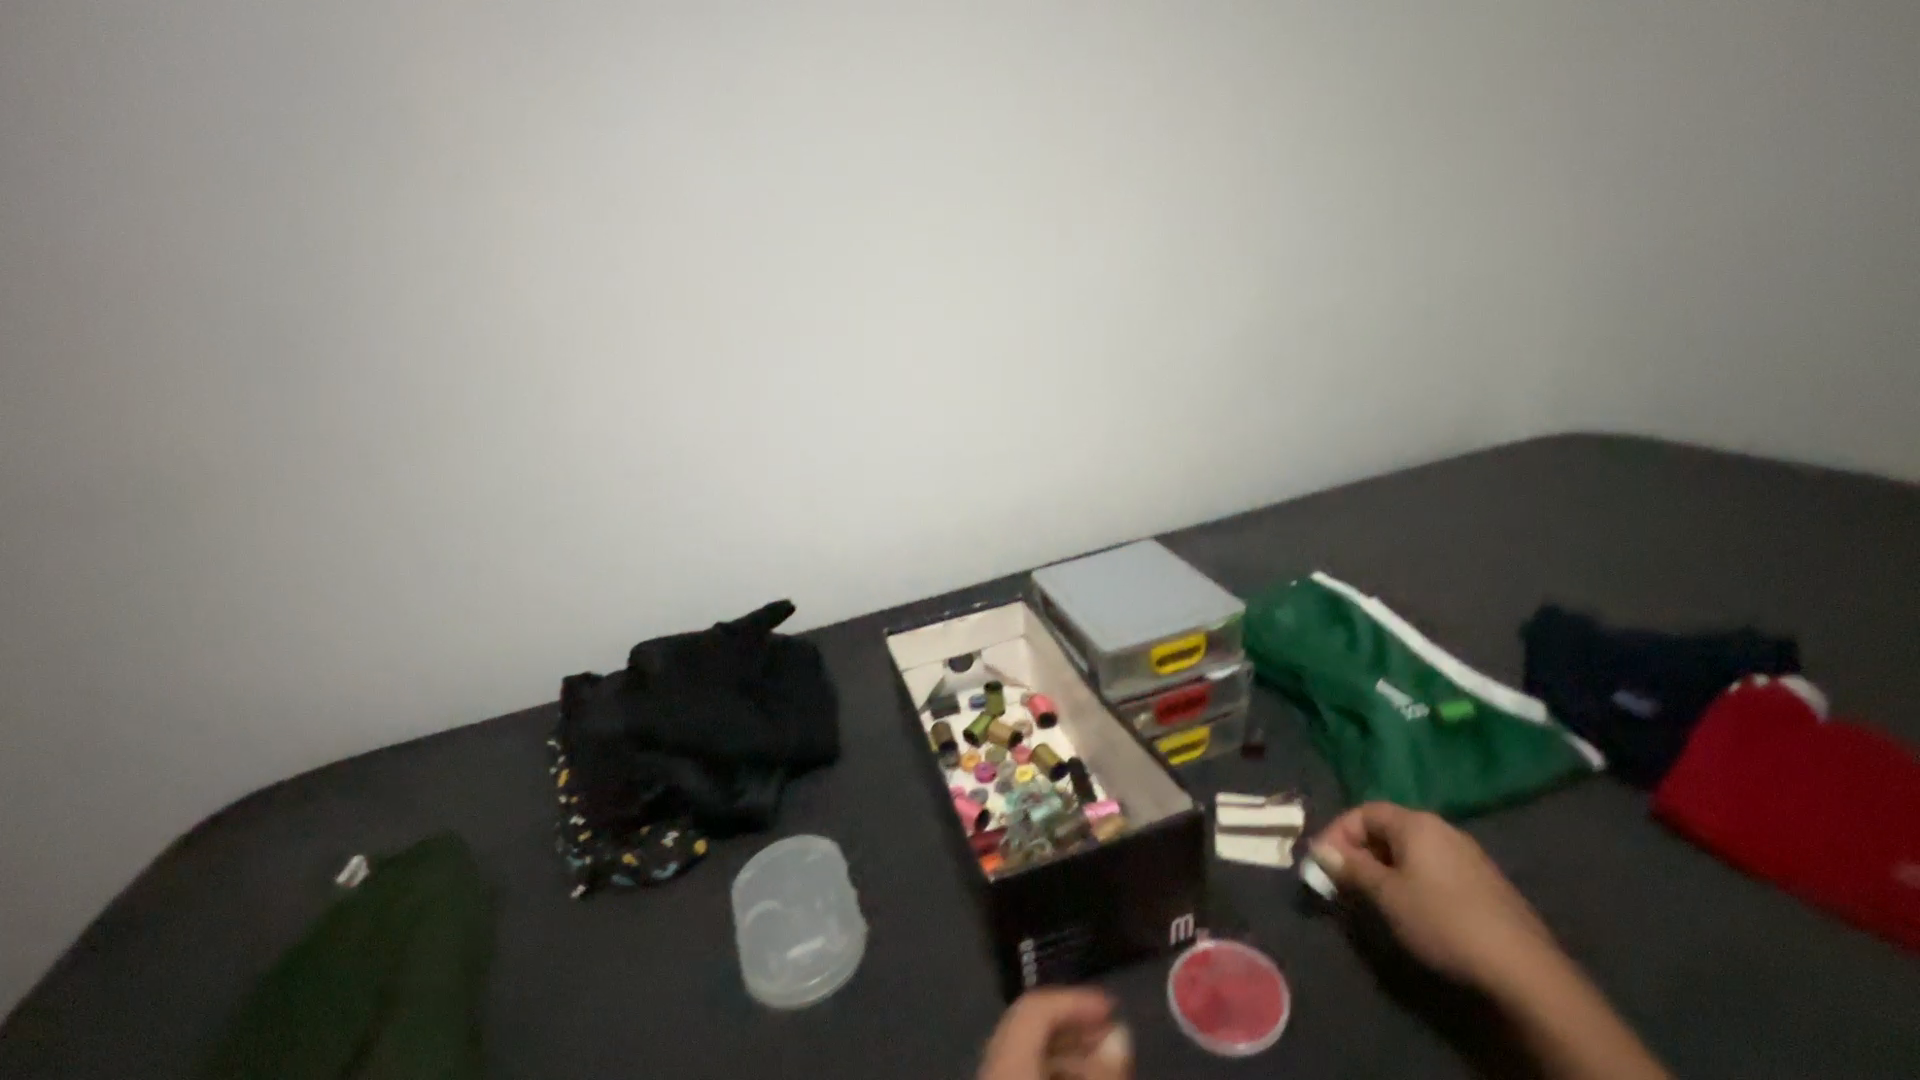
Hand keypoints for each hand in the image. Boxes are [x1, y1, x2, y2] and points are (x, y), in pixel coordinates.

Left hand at [976, 987, 1130, 1079]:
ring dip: (1066, 1049)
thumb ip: (1103, 1072)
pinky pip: (1020, 1071)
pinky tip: (1080, 1076)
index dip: (1075, 1000)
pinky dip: (1052, 1069)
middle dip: (1072, 1024)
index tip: (1112, 1008)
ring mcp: (992, 1078)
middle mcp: (990, 1066)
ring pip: (1024, 1052)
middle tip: (1111, 1032)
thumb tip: (1121, 1036)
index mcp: (1006, 1061)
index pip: (1035, 1007)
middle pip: (1028, 1027)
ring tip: (1104, 1059)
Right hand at [1310, 801, 1559, 993]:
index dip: (1337, 832)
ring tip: (1370, 897)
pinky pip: (1433, 868)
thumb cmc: (1442, 920)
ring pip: (1411, 850)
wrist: (1521, 968)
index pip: (1364, 811)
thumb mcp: (1386, 895)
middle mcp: (1443, 830)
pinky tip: (1409, 908)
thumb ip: (1351, 868)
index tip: (1321, 863)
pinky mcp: (1483, 882)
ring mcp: (1468, 855)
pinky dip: (1410, 879)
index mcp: (1417, 824)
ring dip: (1383, 867)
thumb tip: (1321, 850)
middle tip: (1341, 882)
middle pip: (1388, 828)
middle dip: (1358, 851)